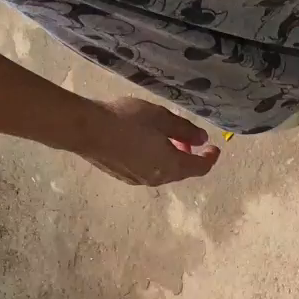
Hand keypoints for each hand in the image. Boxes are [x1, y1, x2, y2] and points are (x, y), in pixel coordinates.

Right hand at [70, 97, 220, 185]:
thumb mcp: (161, 118)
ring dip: (169, 157)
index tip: (215, 149)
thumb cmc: (126, 121)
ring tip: (165, 139)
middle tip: (187, 140)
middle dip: (188, 156)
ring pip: (163, 170)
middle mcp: (158, 178)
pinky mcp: (120, 175)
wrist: (83, 129)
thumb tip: (202, 139)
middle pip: (182, 170)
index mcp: (173, 167)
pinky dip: (153, 158)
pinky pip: (145, 168)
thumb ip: (184, 129)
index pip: (200, 167)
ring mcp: (138, 179)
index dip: (210, 158)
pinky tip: (143, 144)